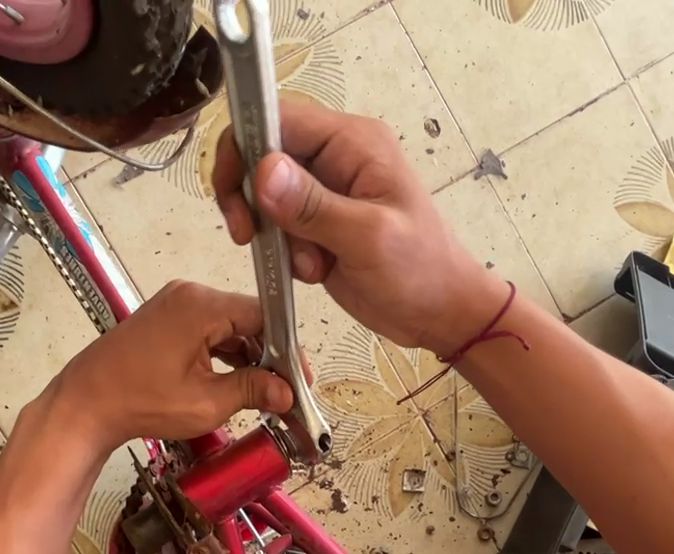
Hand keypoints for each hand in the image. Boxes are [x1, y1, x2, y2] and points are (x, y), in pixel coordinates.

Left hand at [46, 281, 293, 449]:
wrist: (88, 404)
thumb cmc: (140, 401)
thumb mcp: (207, 402)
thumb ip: (252, 391)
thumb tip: (286, 393)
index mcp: (201, 305)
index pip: (264, 316)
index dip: (287, 350)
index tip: (299, 378)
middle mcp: (190, 295)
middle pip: (247, 319)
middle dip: (269, 355)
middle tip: (284, 389)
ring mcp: (175, 305)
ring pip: (229, 326)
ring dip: (247, 357)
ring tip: (262, 392)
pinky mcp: (166, 320)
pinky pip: (208, 331)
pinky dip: (224, 355)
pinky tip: (235, 382)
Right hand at [212, 101, 508, 355]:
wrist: (439, 313)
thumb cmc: (420, 270)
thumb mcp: (367, 237)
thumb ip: (314, 206)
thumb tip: (262, 171)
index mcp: (352, 143)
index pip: (279, 120)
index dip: (245, 149)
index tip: (235, 196)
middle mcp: (334, 160)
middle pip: (263, 157)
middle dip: (252, 199)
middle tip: (249, 237)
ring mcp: (324, 196)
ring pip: (266, 199)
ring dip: (274, 236)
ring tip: (309, 265)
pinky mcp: (317, 229)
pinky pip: (279, 231)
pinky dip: (285, 254)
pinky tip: (315, 272)